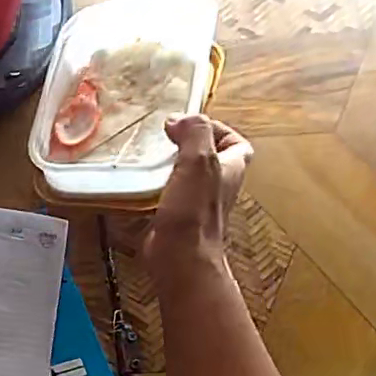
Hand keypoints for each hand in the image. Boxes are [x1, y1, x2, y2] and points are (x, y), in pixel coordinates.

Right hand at [143, 115, 253, 289]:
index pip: (236, 143)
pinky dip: (156, 189)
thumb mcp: (199, 161)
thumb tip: (179, 118)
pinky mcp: (175, 220)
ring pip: (188, 178)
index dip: (218, 130)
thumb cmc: (193, 211)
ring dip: (171, 167)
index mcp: (230, 169)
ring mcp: (196, 205)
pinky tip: (140, 186)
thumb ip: (194, 133)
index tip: (190, 125)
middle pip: (210, 160)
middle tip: (166, 140)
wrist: (180, 256)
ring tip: (150, 158)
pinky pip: (168, 197)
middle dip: (190, 147)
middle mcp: (218, 187)